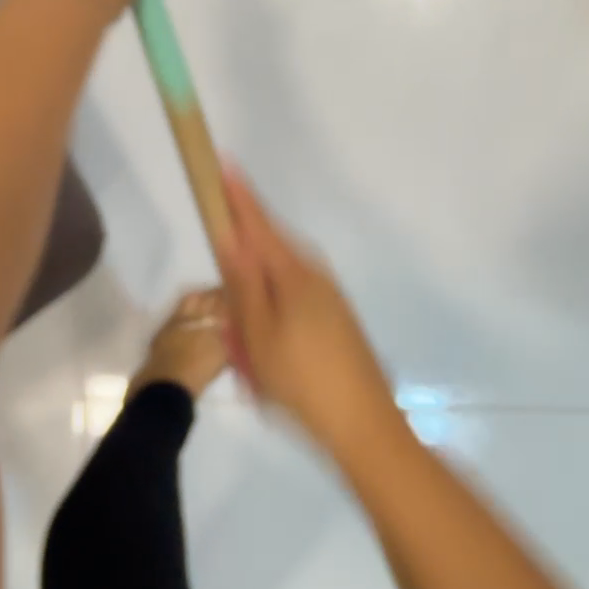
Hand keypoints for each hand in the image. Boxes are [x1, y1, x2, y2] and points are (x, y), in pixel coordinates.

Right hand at [220, 171, 400, 454]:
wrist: (365, 426)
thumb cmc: (302, 381)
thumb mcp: (258, 334)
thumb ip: (243, 282)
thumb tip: (229, 233)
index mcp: (293, 273)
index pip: (258, 222)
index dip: (238, 194)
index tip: (223, 162)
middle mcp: (315, 276)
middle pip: (268, 251)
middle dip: (242, 269)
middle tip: (227, 316)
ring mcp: (329, 298)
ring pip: (279, 282)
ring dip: (256, 306)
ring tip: (249, 355)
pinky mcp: (336, 320)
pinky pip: (292, 304)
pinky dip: (273, 321)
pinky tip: (271, 359)